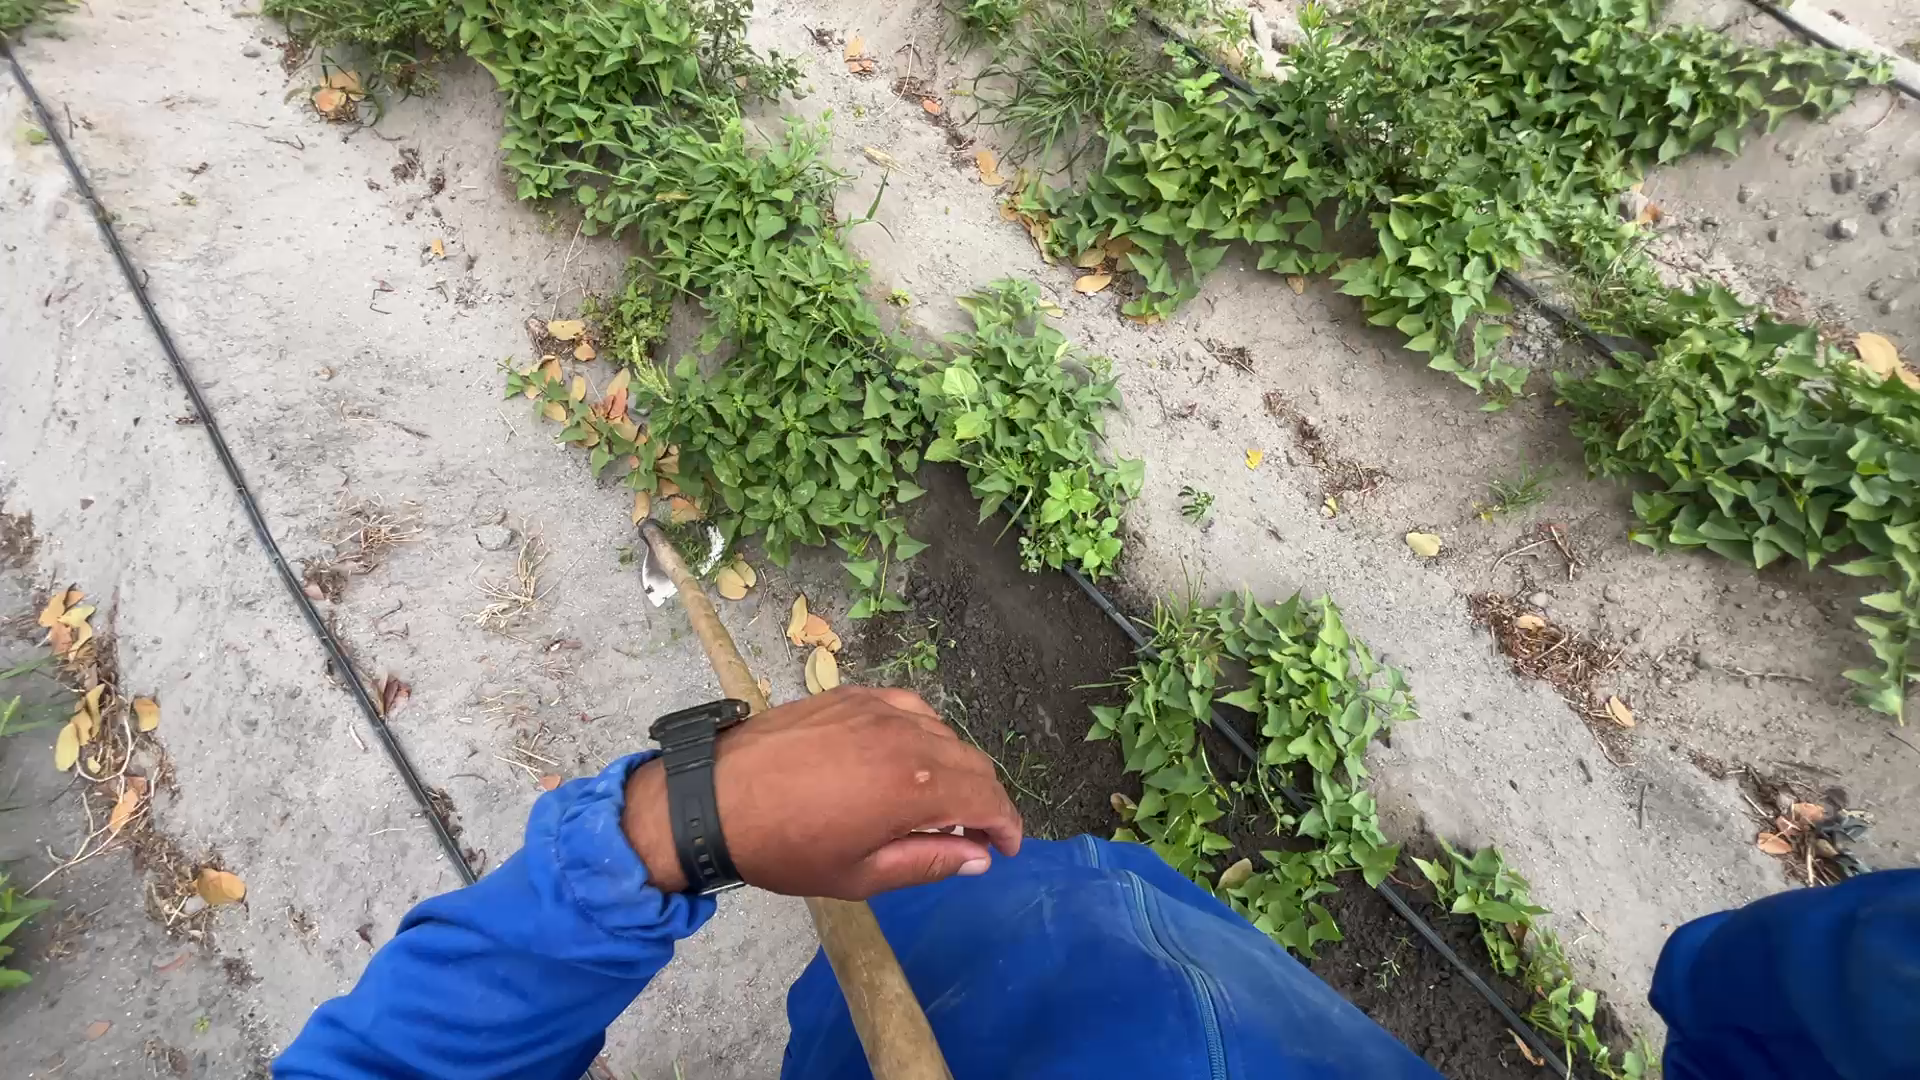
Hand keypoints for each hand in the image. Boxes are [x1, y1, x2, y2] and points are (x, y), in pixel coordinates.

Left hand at [623, 686, 1022, 899]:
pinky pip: (910, 707)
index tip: (1006, 847)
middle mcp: (908, 736)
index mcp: (914, 785)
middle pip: (973, 762)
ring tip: (936, 797)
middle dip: (984, 799)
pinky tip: (908, 752)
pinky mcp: (855, 693)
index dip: (1007, 825)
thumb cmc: (787, 847)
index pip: (987, 798)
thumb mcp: (860, 875)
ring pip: (944, 732)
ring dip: (955, 766)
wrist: (717, 797)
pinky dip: (925, 732)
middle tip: (972, 832)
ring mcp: (880, 708)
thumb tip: (978, 856)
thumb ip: (928, 861)